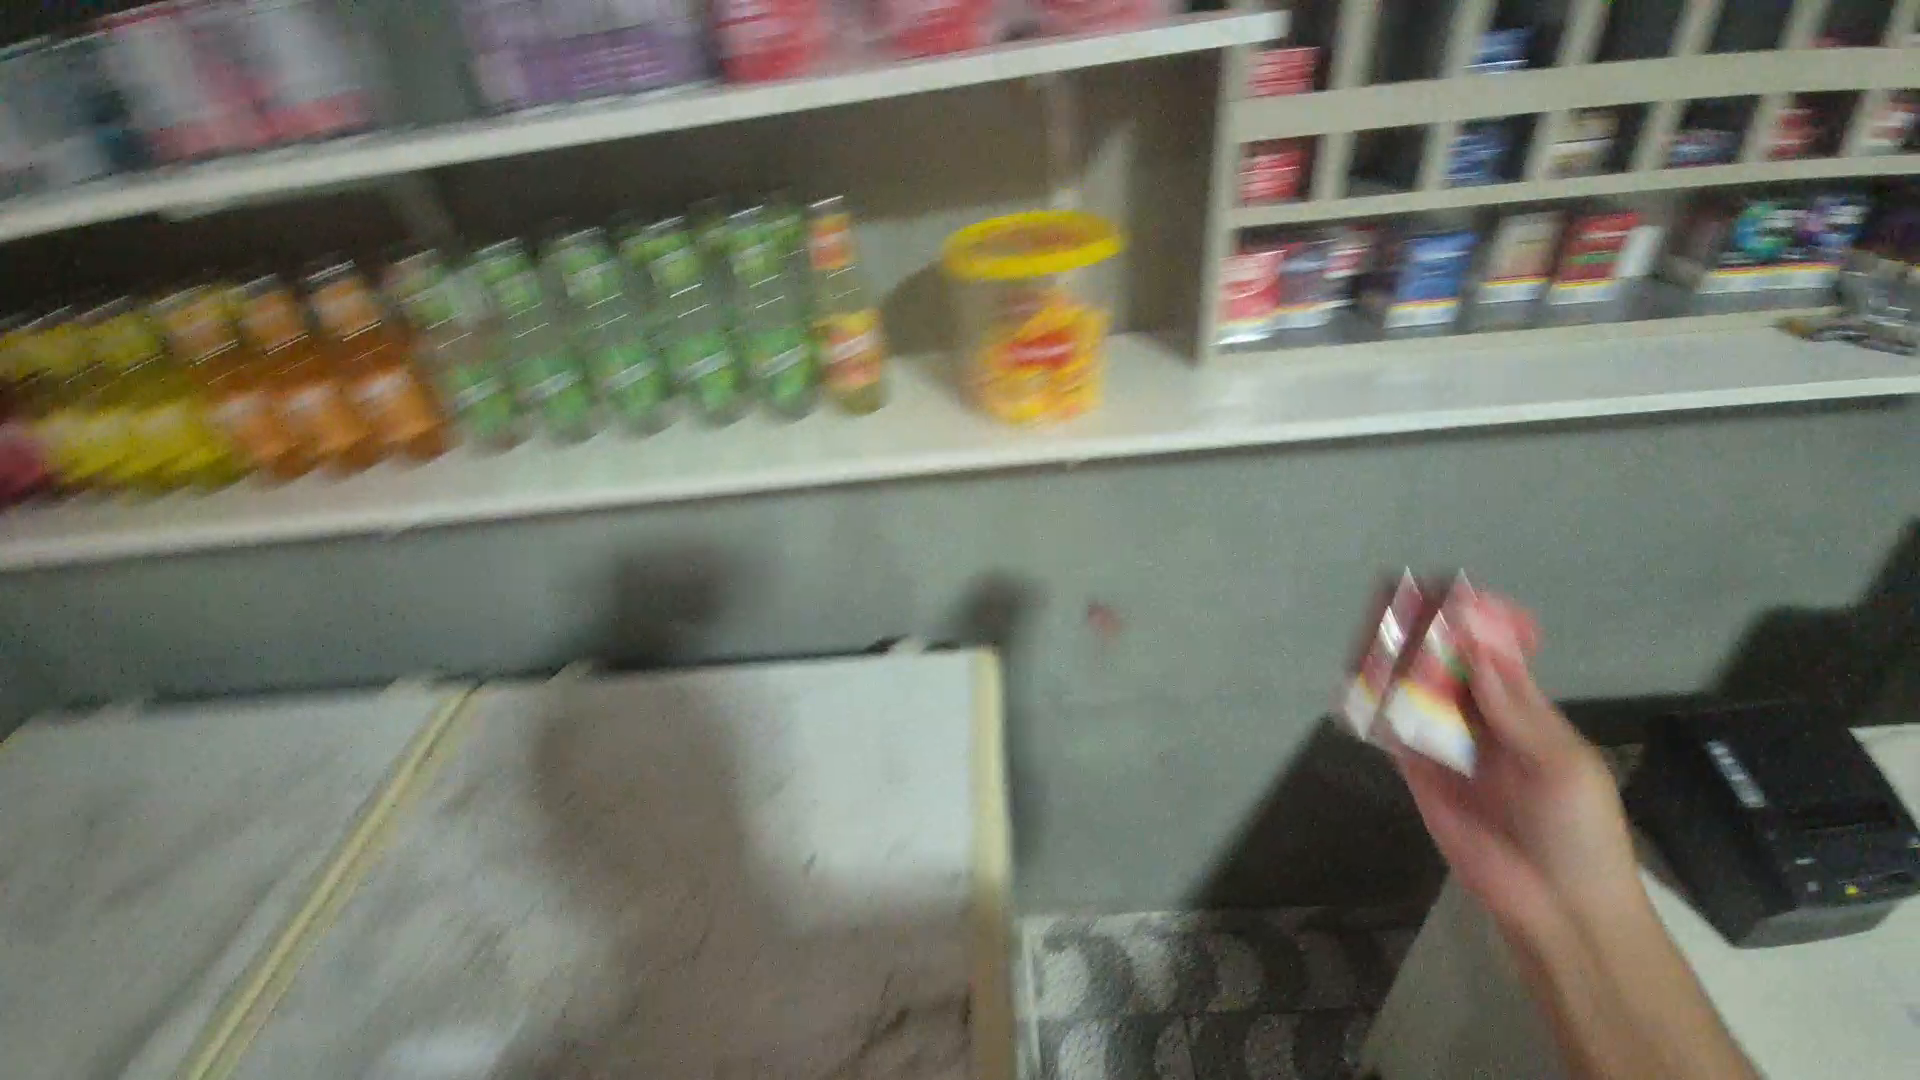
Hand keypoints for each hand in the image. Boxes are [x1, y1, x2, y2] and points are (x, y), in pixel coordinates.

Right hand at [1393, 602, 1645, 942]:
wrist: (1556, 906)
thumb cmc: (1578, 831)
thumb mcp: (1563, 765)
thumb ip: (1516, 710)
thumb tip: (1478, 650)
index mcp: (1528, 716)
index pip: (1494, 660)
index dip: (1473, 630)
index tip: (1447, 597)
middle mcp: (1485, 724)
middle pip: (1449, 673)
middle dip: (1427, 644)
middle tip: (1396, 611)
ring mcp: (1449, 749)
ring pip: (1418, 698)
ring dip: (1398, 671)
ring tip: (1374, 640)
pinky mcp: (1419, 775)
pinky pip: (1395, 735)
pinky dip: (1377, 712)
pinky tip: (1359, 689)